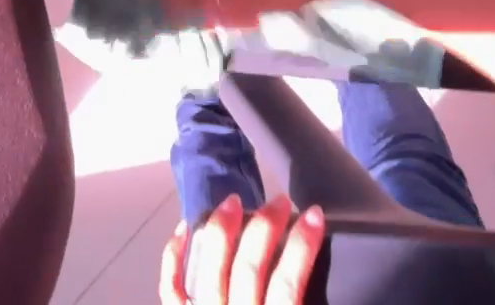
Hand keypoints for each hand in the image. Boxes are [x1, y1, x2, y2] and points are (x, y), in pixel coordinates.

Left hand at [160, 194, 324, 304]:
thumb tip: (322, 280)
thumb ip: (307, 302)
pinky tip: (185, 228)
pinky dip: (174, 256)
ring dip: (222, 230)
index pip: (288, 284)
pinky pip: (172, 287)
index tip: (315, 214)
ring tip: (235, 200)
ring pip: (210, 269)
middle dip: (265, 227)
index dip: (303, 246)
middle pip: (248, 267)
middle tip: (280, 201)